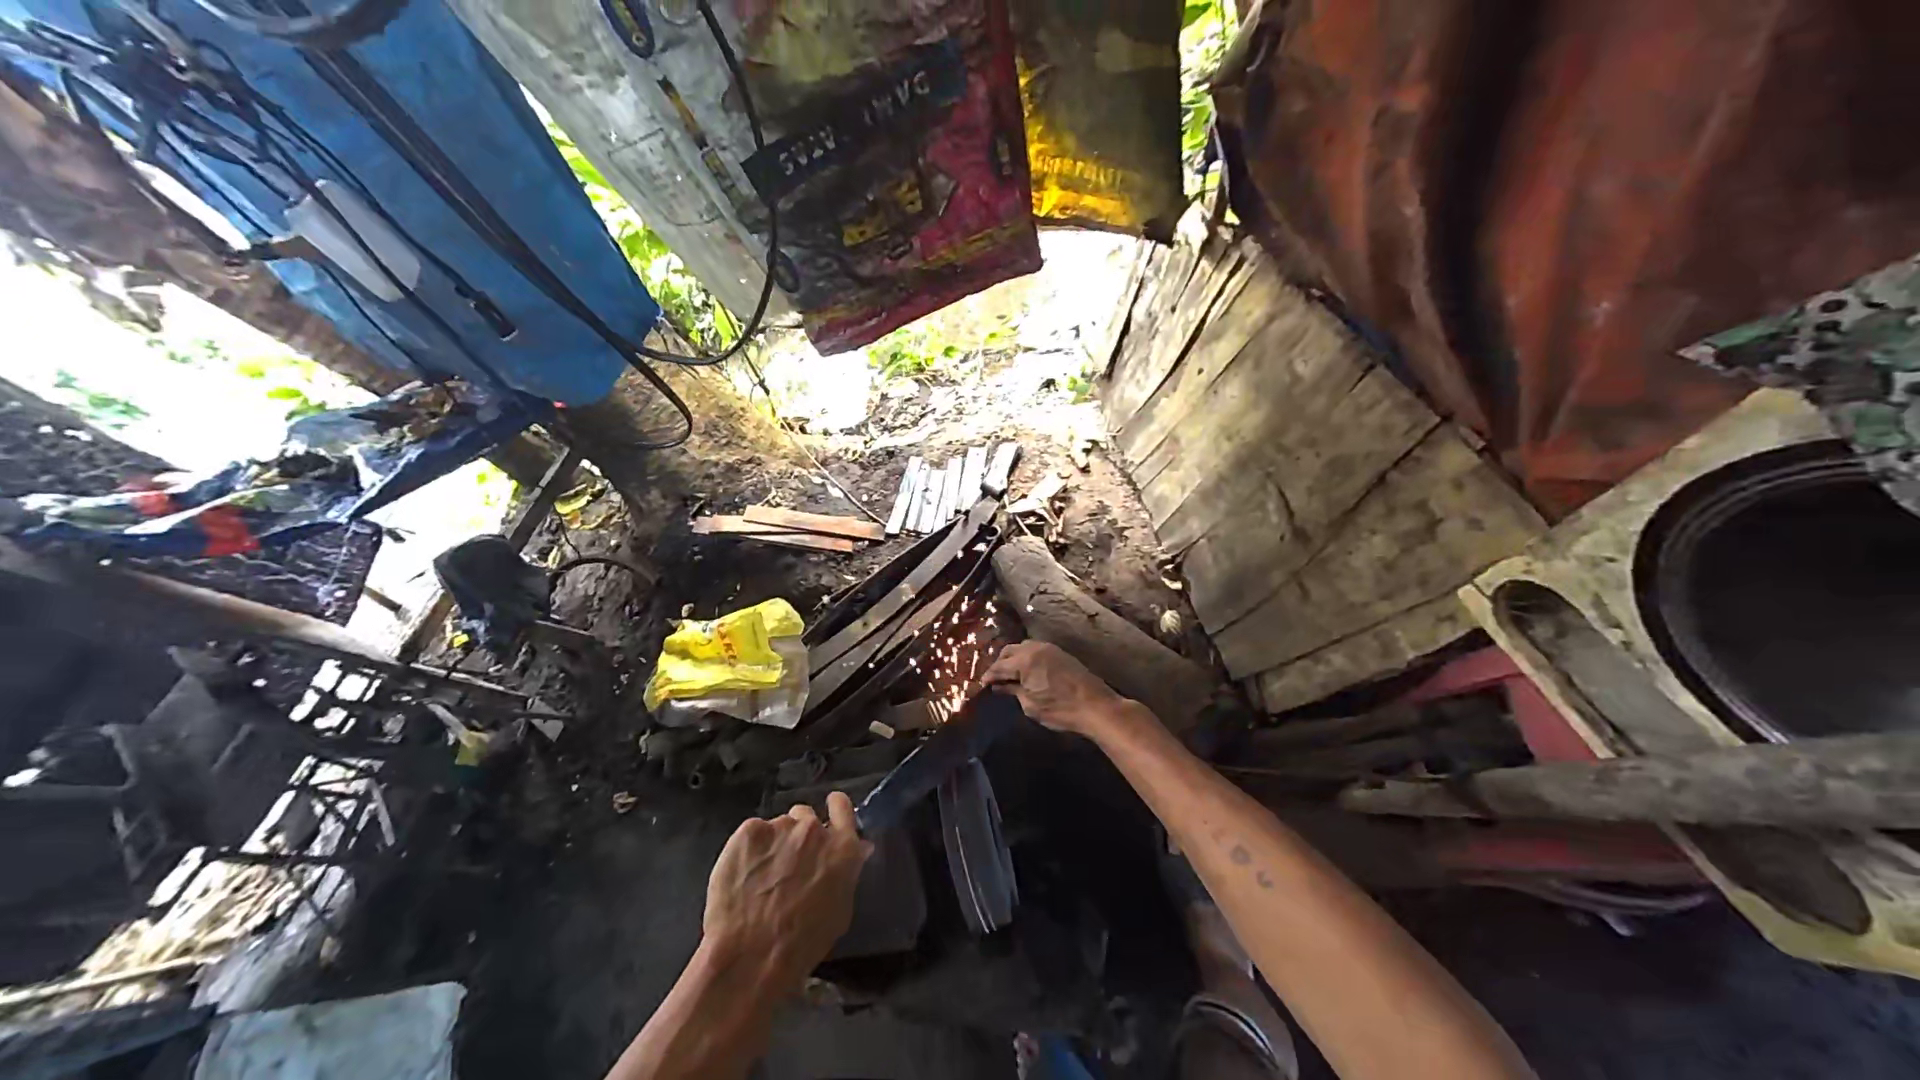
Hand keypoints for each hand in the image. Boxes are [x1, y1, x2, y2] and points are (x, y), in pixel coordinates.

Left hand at [701, 791, 873, 987]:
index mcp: (843, 847)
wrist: (751, 955)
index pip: (843, 807)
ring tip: (760, 876)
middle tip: (787, 864)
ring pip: (777, 827)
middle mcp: (814, 829)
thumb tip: (856, 851)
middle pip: (806, 816)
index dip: (834, 809)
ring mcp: (780, 826)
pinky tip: (742, 876)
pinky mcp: (749, 831)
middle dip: (798, 836)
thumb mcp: (840, 910)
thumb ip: (846, 871)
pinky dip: (748, 850)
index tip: (827, 814)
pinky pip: (752, 834)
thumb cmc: (802, 943)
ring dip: (773, 844)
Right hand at [982, 640, 1130, 737]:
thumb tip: (999, 687)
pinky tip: (1027, 671)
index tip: (983, 685)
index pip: (999, 666)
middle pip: (1009, 651)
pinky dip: (1027, 658)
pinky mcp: (1060, 653)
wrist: (1096, 706)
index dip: (989, 676)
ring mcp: (1049, 648)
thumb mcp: (1031, 705)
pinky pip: (1036, 650)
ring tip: (1010, 675)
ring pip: (1023, 647)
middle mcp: (1035, 649)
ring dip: (1014, 659)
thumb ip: (1013, 691)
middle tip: (996, 680)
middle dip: (1000, 664)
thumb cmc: (1060, 709)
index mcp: (1024, 661)